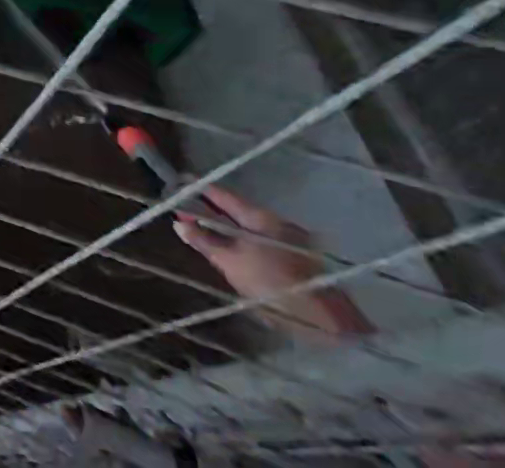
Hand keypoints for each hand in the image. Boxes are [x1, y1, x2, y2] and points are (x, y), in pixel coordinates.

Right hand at [173, 185, 372, 338]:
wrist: (325, 322)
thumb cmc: (271, 285)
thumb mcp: (229, 263)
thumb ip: (204, 241)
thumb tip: (179, 223)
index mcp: (260, 217)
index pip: (224, 195)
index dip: (200, 189)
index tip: (180, 183)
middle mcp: (276, 222)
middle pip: (236, 210)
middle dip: (211, 210)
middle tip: (185, 210)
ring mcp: (289, 239)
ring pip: (249, 227)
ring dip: (226, 227)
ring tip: (204, 231)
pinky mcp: (297, 258)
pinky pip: (260, 240)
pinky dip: (242, 240)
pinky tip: (232, 250)